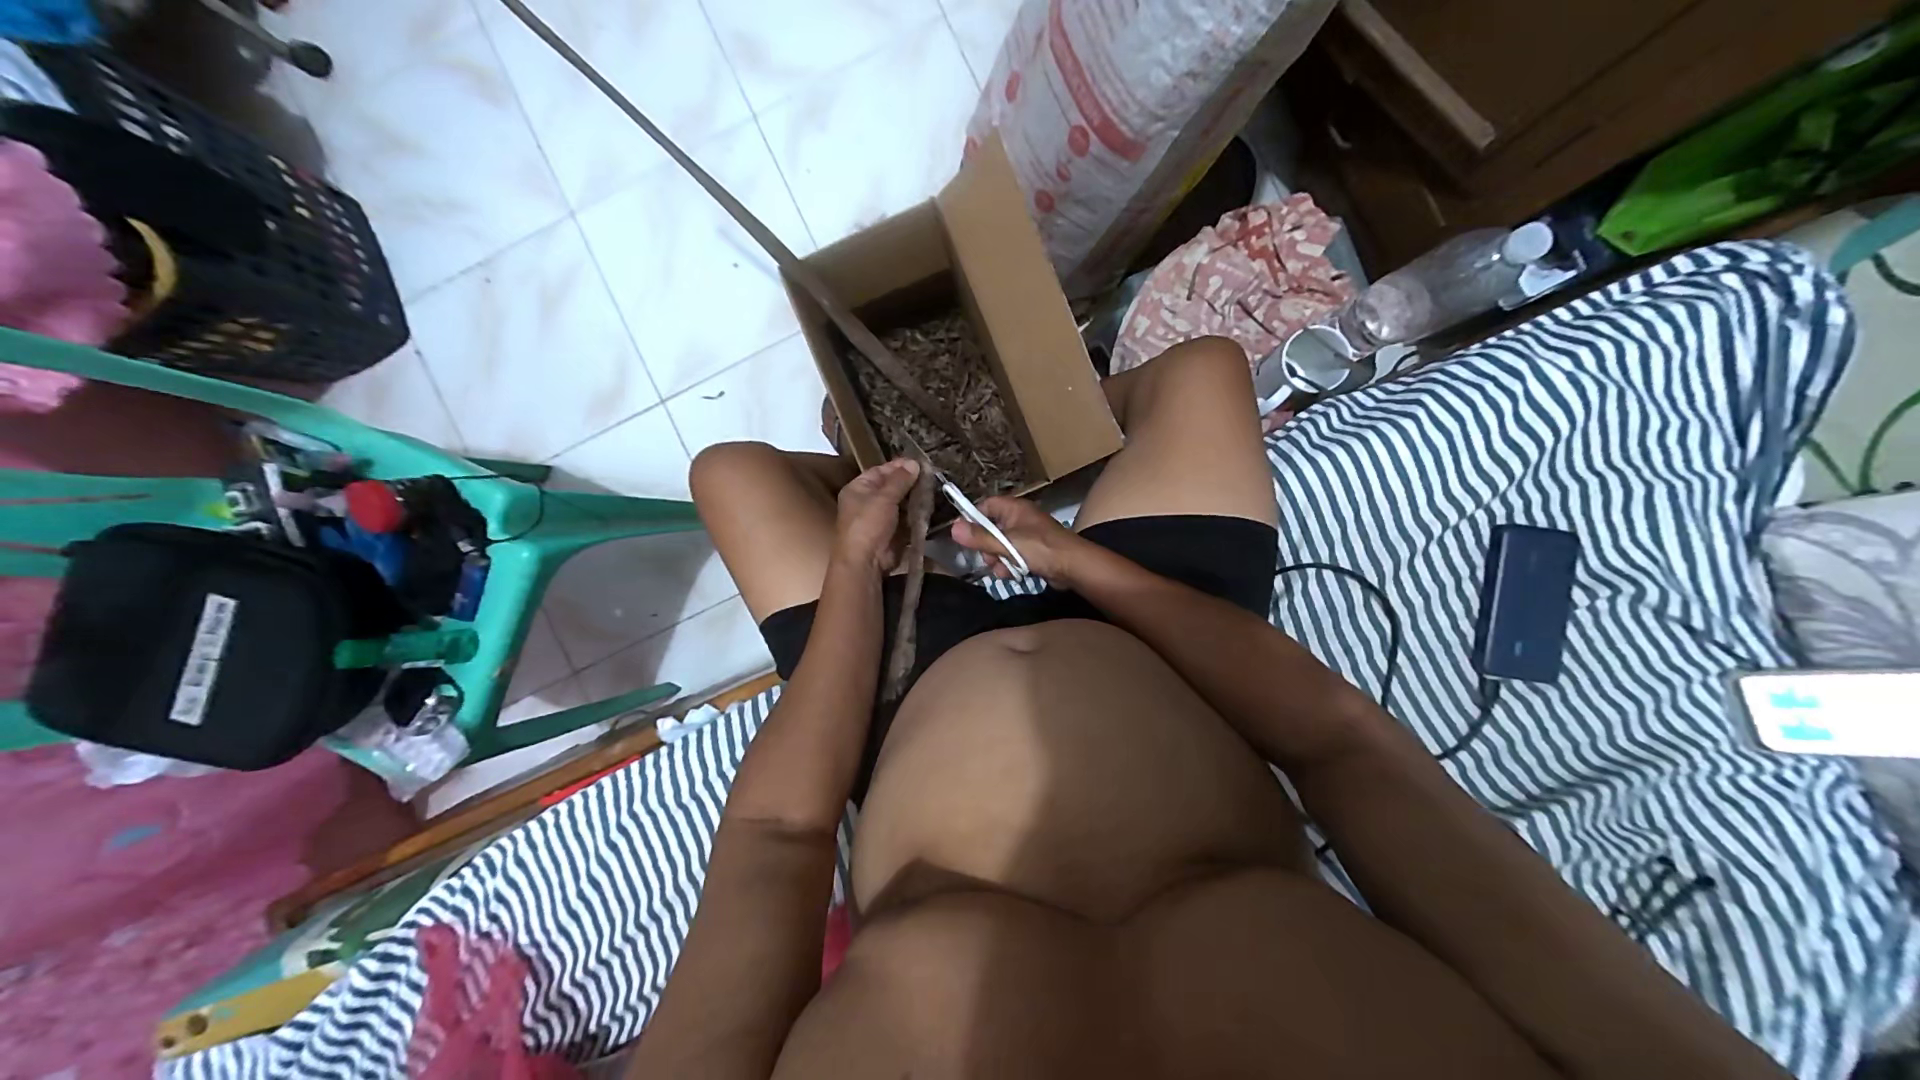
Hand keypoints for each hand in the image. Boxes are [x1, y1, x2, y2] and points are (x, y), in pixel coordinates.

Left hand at [833, 458, 920, 572]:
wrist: (866, 561)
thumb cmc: (868, 524)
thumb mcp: (883, 497)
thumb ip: (900, 480)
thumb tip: (914, 463)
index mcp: (858, 488)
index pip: (879, 471)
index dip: (898, 466)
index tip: (919, 462)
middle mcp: (867, 501)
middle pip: (891, 486)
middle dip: (910, 482)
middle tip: (931, 475)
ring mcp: (879, 518)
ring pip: (900, 502)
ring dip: (915, 497)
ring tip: (934, 488)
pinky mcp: (891, 532)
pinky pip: (906, 517)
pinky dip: (916, 513)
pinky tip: (930, 506)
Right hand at [950, 496, 1089, 584]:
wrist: (1074, 566)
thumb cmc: (1041, 548)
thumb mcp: (1007, 543)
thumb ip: (980, 538)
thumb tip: (953, 528)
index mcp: (1014, 508)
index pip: (986, 505)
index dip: (973, 519)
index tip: (965, 536)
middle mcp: (1020, 518)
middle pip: (991, 529)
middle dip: (987, 547)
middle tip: (989, 559)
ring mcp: (1028, 535)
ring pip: (1001, 546)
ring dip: (999, 560)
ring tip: (1004, 571)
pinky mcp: (1034, 551)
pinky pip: (1013, 556)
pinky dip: (1011, 566)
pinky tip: (1013, 575)